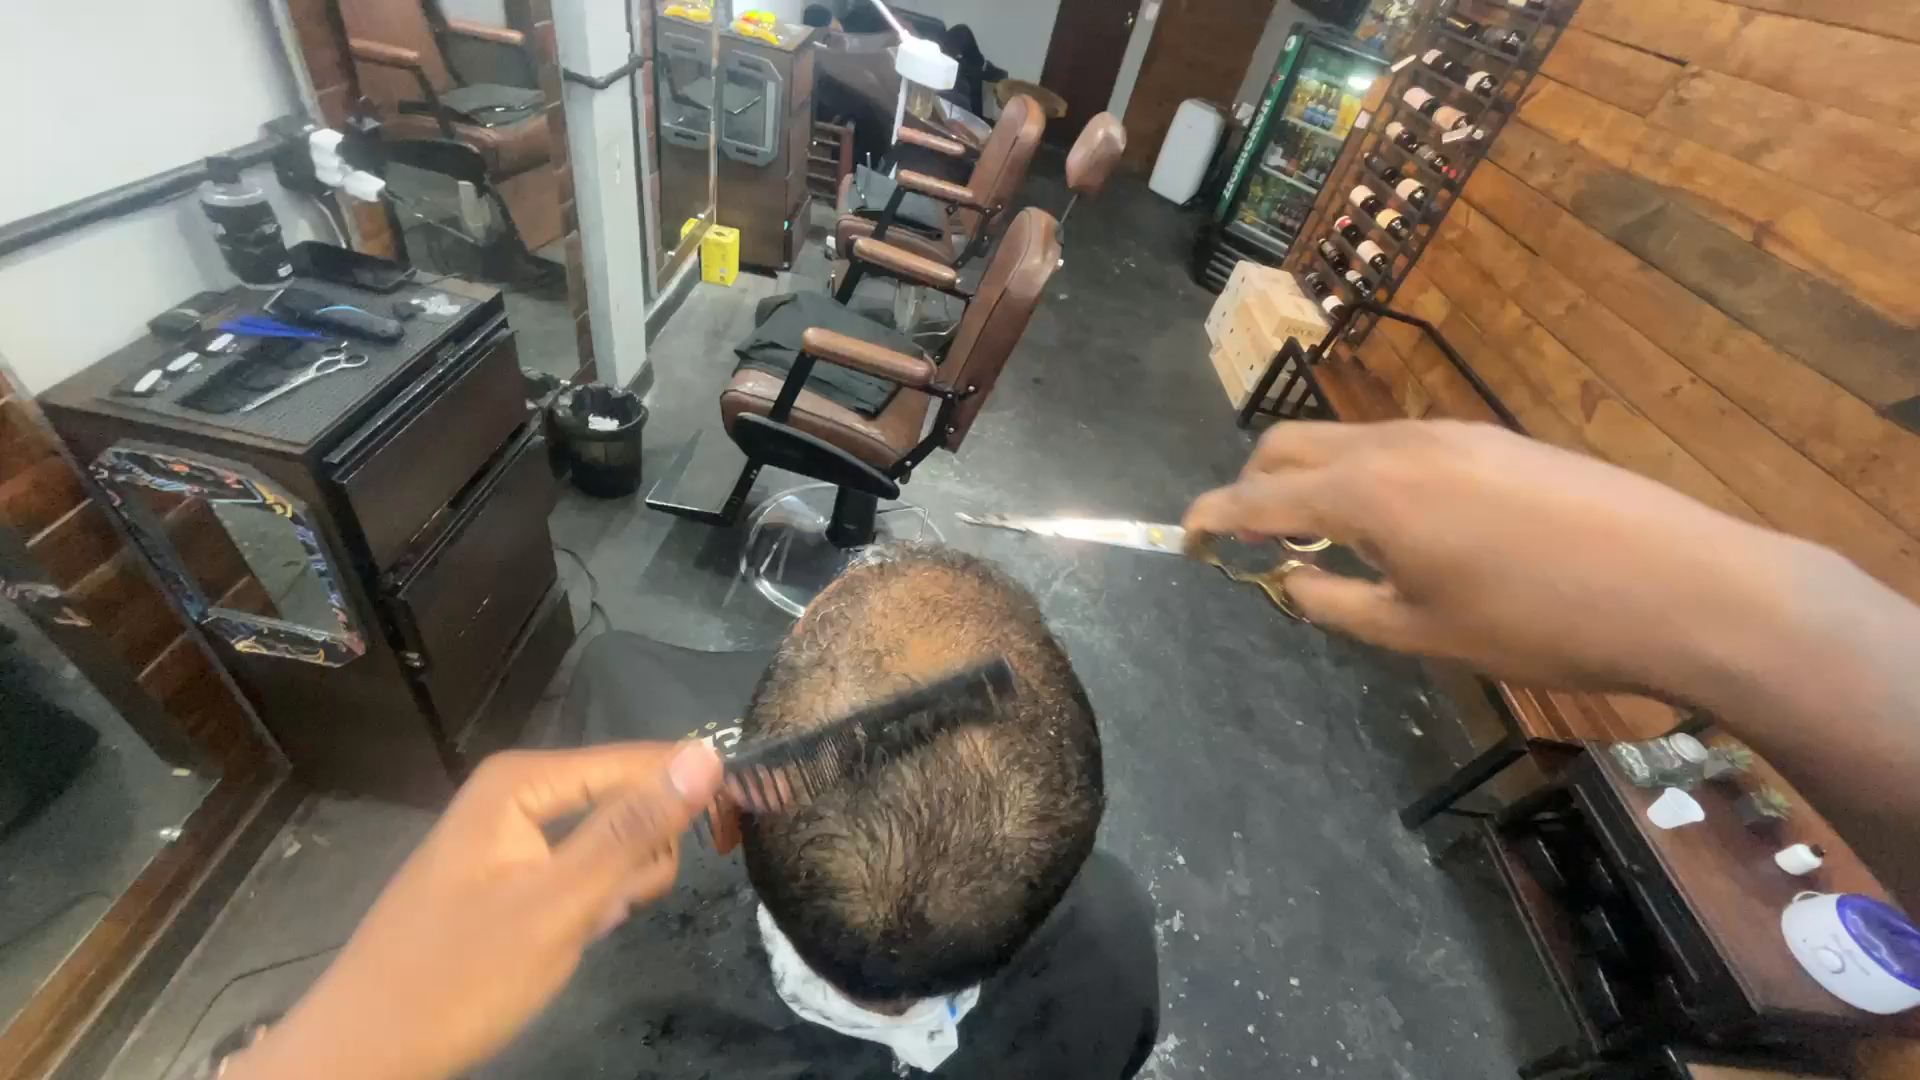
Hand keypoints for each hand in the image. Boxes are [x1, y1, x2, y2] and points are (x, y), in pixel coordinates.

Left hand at [225, 742, 723, 1079]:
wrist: (354, 1068)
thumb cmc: (456, 982)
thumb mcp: (559, 905)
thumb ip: (635, 827)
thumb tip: (708, 753)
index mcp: (525, 780)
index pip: (641, 761)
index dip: (690, 796)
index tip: (730, 838)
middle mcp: (521, 788)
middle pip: (629, 796)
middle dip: (639, 855)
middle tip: (616, 908)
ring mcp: (515, 828)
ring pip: (613, 833)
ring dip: (619, 882)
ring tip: (589, 926)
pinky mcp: (514, 865)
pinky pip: (585, 860)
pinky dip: (595, 896)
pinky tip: (575, 929)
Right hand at [1184, 420, 1809, 696]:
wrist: (1691, 589)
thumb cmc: (1538, 624)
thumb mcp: (1416, 630)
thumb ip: (1332, 602)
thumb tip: (1290, 580)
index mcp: (1366, 495)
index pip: (1256, 497)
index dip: (1211, 517)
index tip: (1187, 537)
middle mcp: (1392, 445)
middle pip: (1284, 445)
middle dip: (1248, 487)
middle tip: (1255, 540)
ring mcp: (1441, 432)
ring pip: (1336, 439)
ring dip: (1304, 480)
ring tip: (1324, 537)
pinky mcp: (1480, 436)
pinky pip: (1386, 442)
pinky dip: (1354, 474)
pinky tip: (1390, 520)